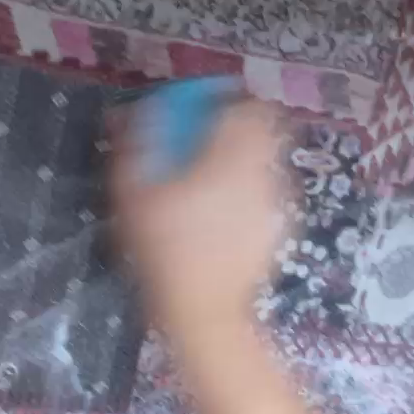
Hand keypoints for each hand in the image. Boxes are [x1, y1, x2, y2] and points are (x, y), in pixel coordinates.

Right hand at [111, 98, 290, 334]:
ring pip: (263, 165)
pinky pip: (264, 197)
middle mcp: (264, 173)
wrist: (203, 311)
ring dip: (238, 166)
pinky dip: (245, 197)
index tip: (200, 114)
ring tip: (206, 190)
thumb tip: (134, 114)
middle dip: (231, 134)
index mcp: (233, 157)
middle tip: (199, 151)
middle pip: (260, 133)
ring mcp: (276, 204)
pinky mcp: (278, 230)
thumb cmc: (165, 250)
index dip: (225, 102)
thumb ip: (136, 145)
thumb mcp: (134, 196)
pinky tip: (219, 222)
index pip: (249, 106)